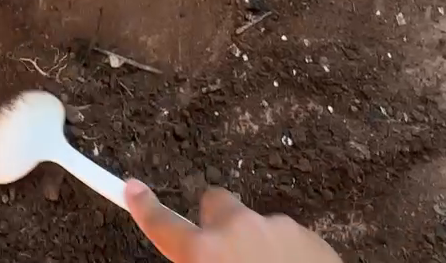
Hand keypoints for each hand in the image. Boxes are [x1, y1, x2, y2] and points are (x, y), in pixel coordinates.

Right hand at [126, 180, 341, 262]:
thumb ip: (196, 260)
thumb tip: (195, 255)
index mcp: (204, 252)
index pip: (163, 223)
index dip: (144, 207)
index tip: (132, 189)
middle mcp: (237, 229)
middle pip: (216, 204)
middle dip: (218, 224)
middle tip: (226, 259)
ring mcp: (278, 229)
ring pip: (256, 227)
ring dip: (257, 248)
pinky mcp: (313, 239)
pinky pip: (290, 241)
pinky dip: (288, 258)